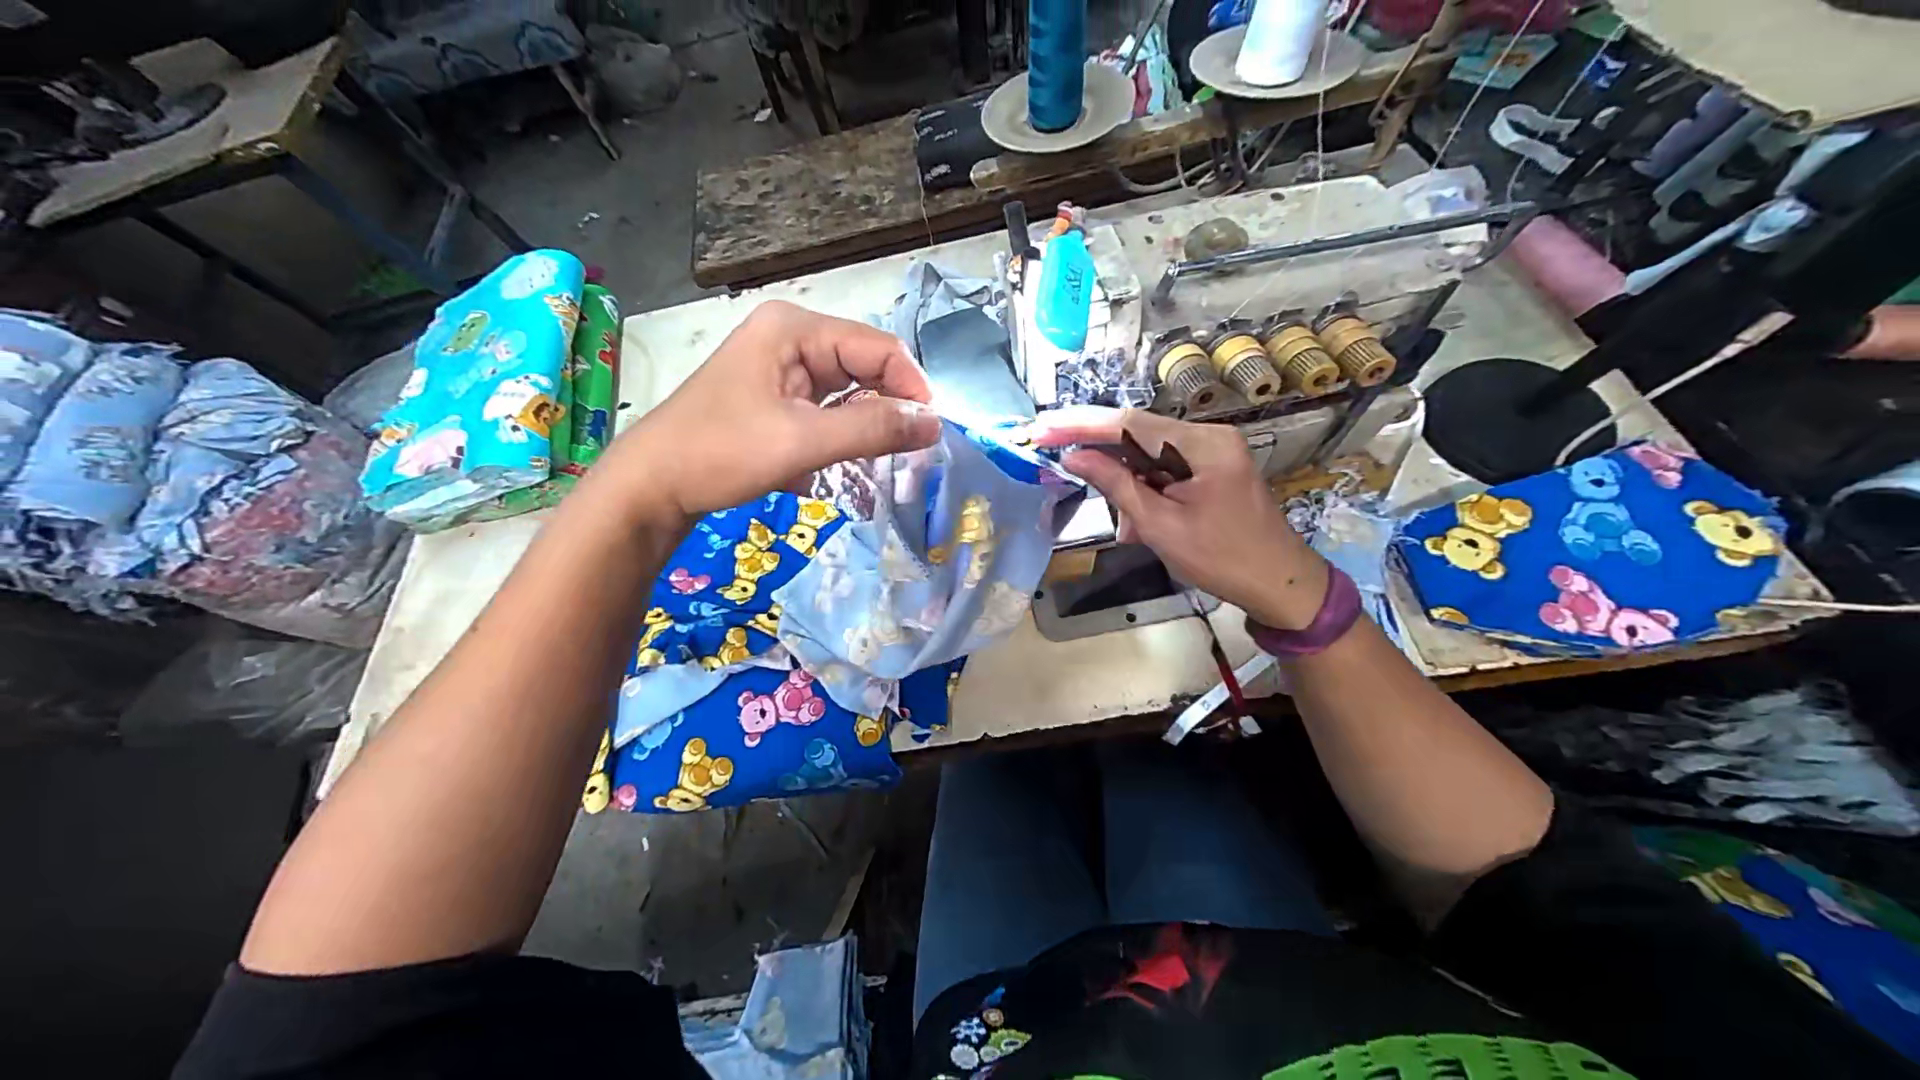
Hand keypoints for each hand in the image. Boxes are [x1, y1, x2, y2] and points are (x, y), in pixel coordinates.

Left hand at [592, 301, 940, 525]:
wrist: (653, 484)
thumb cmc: (721, 453)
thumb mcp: (803, 441)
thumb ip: (872, 429)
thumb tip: (935, 424)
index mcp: (796, 328)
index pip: (879, 347)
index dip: (910, 387)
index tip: (928, 434)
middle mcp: (792, 337)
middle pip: (865, 367)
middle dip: (887, 409)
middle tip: (902, 453)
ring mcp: (782, 366)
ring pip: (848, 391)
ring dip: (863, 426)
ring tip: (870, 461)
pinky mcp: (776, 395)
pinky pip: (827, 409)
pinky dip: (839, 435)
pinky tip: (832, 462)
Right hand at [1032, 406, 1329, 629]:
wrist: (1280, 581)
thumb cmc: (1222, 560)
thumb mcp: (1161, 526)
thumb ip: (1117, 485)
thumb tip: (1074, 457)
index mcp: (1203, 445)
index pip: (1129, 424)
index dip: (1080, 425)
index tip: (1043, 428)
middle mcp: (1210, 435)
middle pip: (1137, 434)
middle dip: (1099, 454)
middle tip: (1056, 458)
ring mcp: (1213, 448)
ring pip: (1148, 452)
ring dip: (1126, 483)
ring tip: (1128, 528)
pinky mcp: (1212, 464)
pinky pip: (1165, 466)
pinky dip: (1145, 489)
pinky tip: (1140, 522)